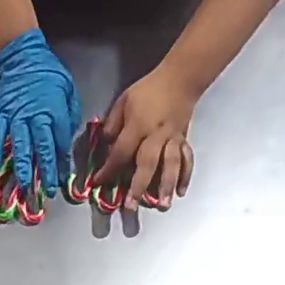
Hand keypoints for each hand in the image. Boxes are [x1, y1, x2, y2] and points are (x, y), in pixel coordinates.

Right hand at [0, 29, 80, 195]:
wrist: (22, 56)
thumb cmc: (48, 73)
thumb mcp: (68, 90)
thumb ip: (69, 115)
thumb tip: (66, 138)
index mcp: (54, 111)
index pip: (59, 142)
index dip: (61, 162)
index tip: (62, 179)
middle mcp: (36, 117)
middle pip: (42, 149)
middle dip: (45, 172)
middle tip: (46, 192)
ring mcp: (17, 117)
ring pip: (21, 147)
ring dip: (23, 169)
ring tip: (24, 187)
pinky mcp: (2, 116)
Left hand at [96, 64, 196, 210]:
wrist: (180, 78)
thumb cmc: (148, 90)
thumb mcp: (123, 102)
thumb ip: (112, 125)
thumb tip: (105, 146)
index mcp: (138, 127)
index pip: (121, 153)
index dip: (109, 169)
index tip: (98, 183)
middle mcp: (156, 136)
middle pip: (147, 164)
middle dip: (138, 187)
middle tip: (131, 207)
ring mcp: (172, 140)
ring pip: (170, 165)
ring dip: (166, 186)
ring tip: (163, 205)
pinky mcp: (183, 140)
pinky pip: (186, 159)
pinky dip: (185, 176)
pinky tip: (180, 192)